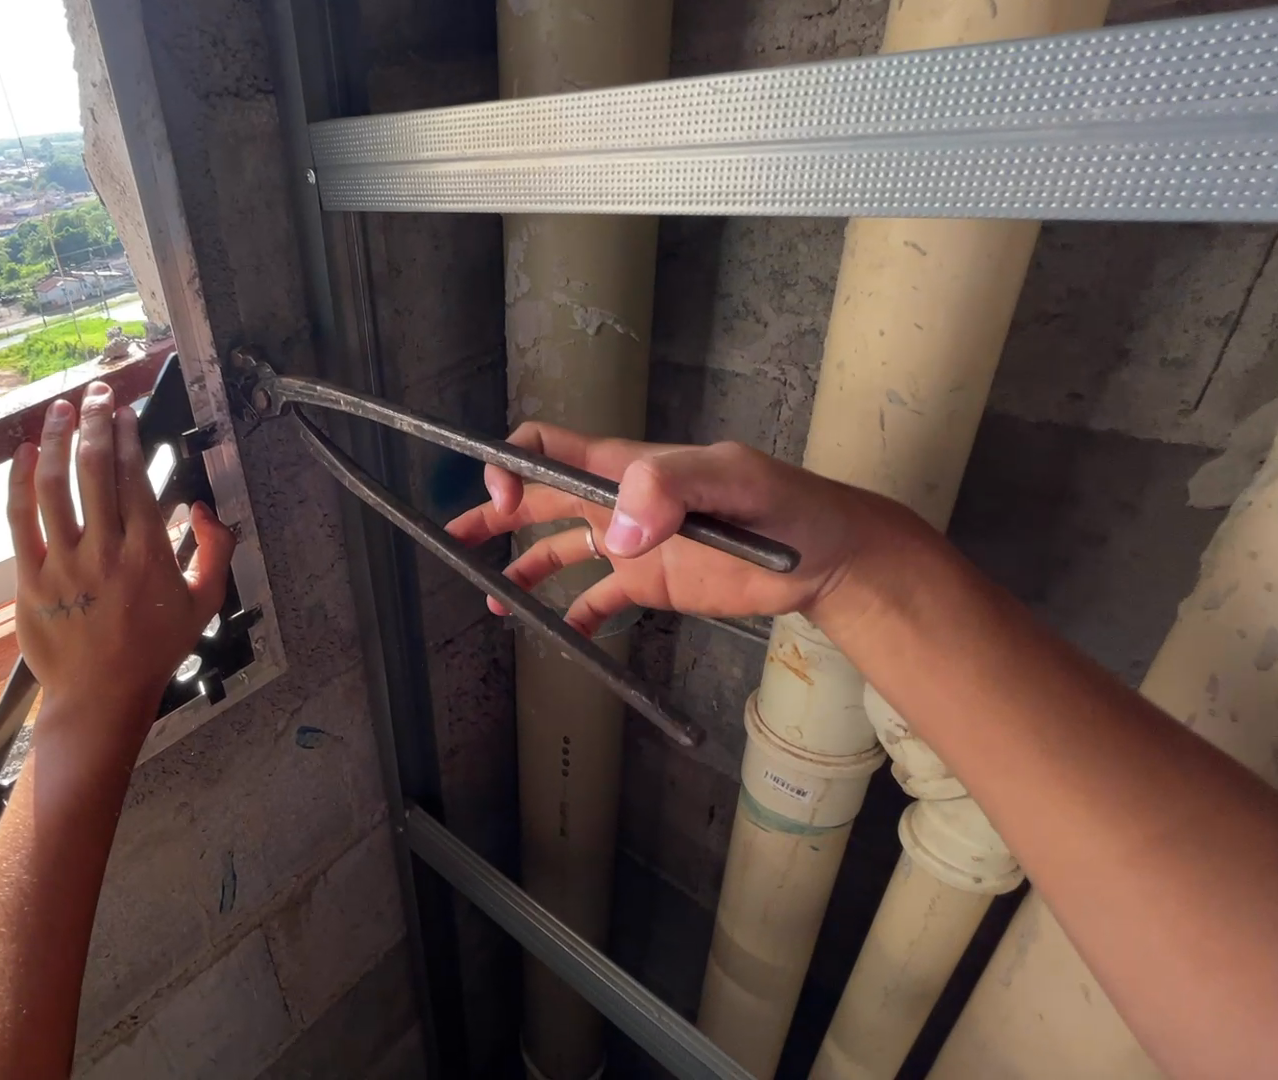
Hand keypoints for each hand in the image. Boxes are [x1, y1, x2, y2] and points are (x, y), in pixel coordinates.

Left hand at [7, 381, 234, 743]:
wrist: (102, 696)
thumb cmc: (156, 650)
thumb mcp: (205, 604)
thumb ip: (215, 552)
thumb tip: (201, 508)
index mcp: (148, 553)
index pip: (134, 479)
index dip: (127, 437)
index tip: (123, 412)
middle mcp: (105, 550)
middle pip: (95, 470)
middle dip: (95, 423)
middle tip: (94, 393)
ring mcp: (64, 563)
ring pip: (55, 487)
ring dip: (56, 441)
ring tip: (59, 409)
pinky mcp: (31, 578)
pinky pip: (21, 521)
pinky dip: (19, 483)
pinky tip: (23, 454)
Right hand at [444, 423, 920, 634]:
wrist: (823, 558)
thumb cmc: (780, 506)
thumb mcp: (731, 479)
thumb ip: (669, 488)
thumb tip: (615, 535)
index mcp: (620, 468)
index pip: (546, 449)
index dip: (511, 464)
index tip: (500, 497)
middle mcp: (611, 502)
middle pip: (535, 499)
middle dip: (491, 514)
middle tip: (453, 537)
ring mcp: (625, 543)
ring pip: (554, 551)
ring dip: (519, 568)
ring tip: (491, 598)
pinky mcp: (643, 583)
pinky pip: (593, 599)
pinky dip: (570, 614)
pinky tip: (554, 631)